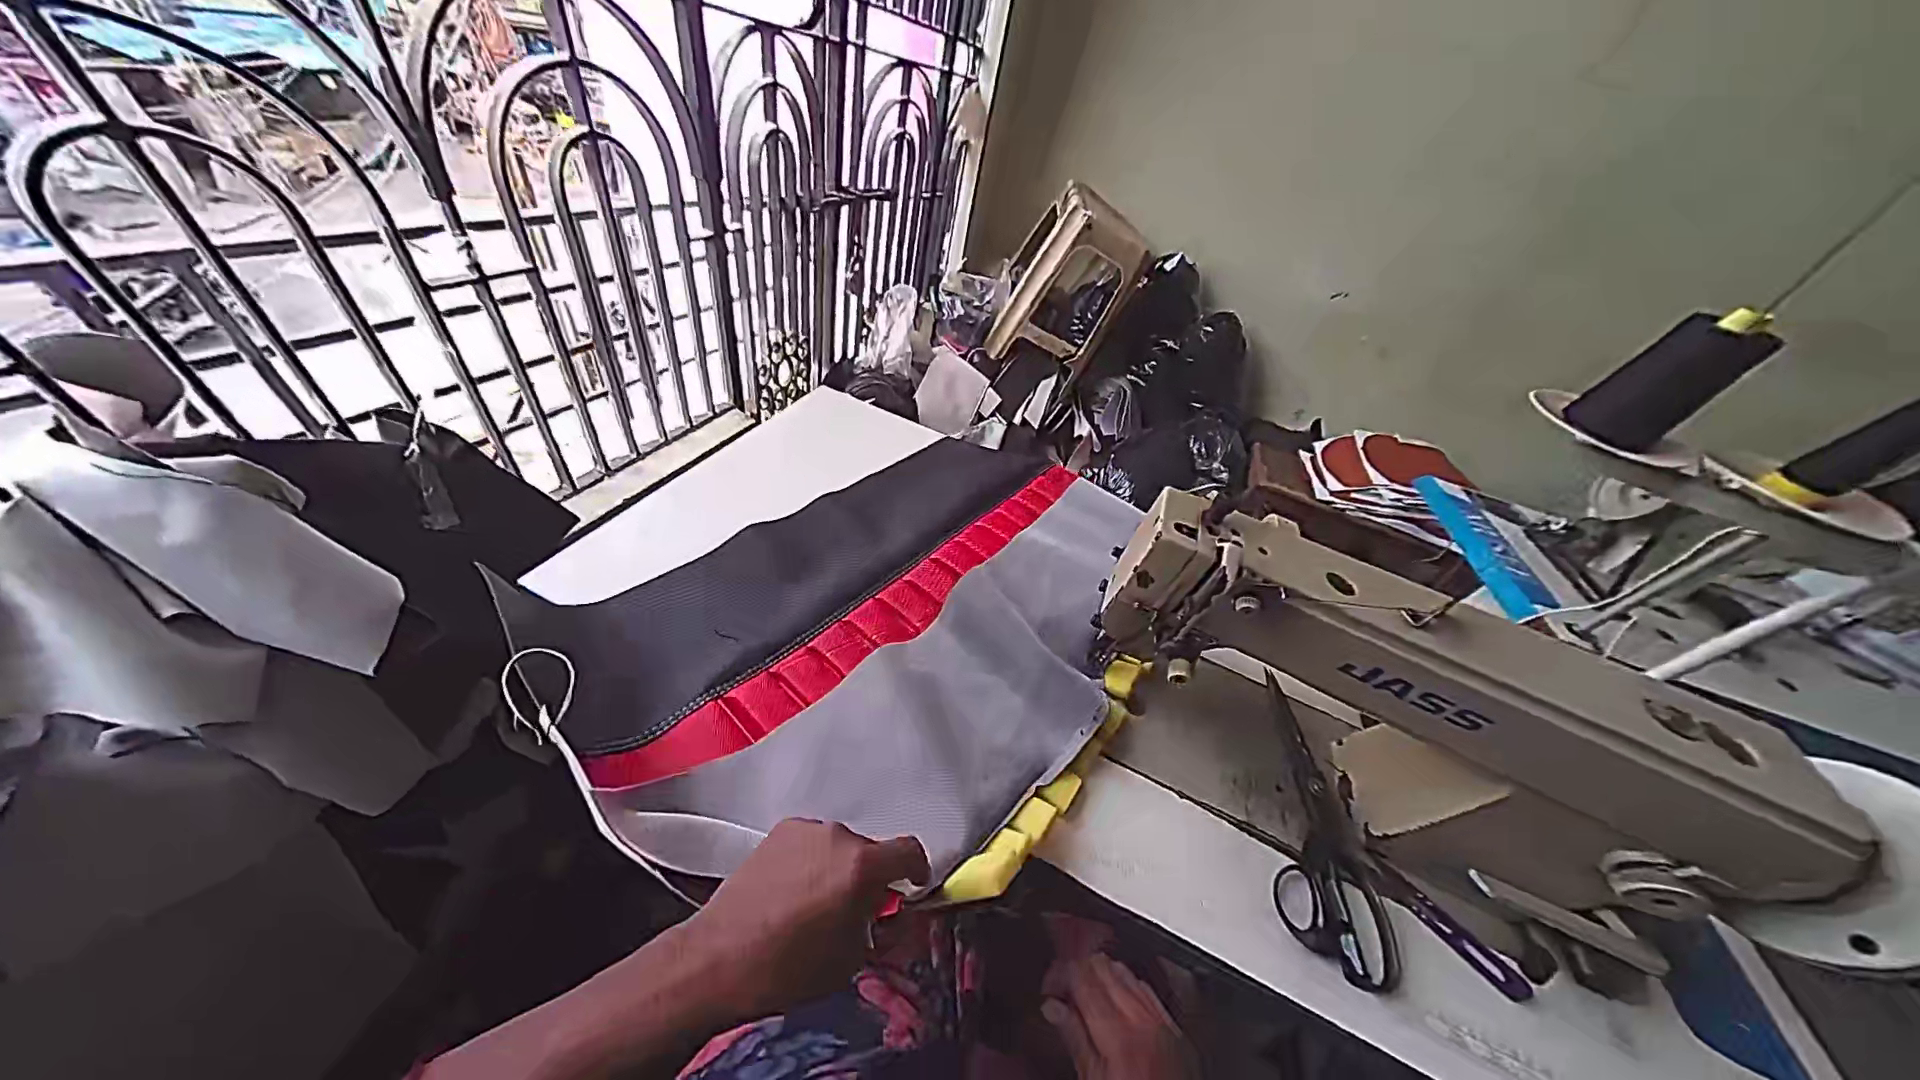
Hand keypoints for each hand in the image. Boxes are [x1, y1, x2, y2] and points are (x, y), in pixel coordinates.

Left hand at [666, 818, 930, 1023]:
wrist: (718, 960)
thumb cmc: (784, 966)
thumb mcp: (851, 958)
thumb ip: (881, 927)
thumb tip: (888, 914)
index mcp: (860, 865)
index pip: (909, 850)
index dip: (917, 869)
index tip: (912, 883)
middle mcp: (836, 837)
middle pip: (871, 851)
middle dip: (870, 878)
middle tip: (857, 910)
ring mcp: (806, 831)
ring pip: (840, 846)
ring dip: (839, 868)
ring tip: (817, 904)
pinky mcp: (781, 831)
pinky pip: (812, 843)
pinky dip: (813, 861)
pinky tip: (795, 892)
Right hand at [1042, 953, 1197, 1079]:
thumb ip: (1073, 1039)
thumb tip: (1052, 1006)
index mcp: (1117, 1034)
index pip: (1080, 977)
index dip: (1059, 975)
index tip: (1050, 987)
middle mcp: (1141, 1019)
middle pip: (1101, 966)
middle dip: (1077, 971)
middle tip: (1063, 991)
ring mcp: (1160, 1021)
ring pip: (1123, 971)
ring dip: (1100, 975)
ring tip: (1086, 996)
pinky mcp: (1174, 1028)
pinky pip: (1145, 989)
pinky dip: (1126, 985)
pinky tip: (1116, 1001)